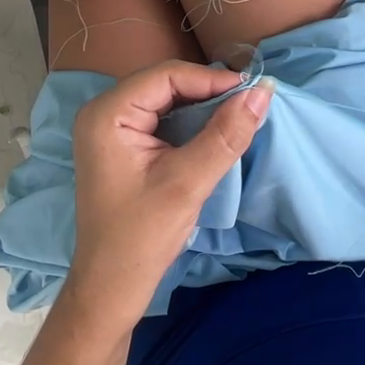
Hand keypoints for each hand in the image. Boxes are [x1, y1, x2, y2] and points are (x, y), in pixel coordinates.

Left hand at [65, 60, 272, 319]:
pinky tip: (214, 130)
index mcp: (107, 113)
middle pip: (162, 83)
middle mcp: (102, 112)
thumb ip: (225, 136)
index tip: (254, 91)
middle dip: (207, 90)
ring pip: (163, 100)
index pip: (165, 76)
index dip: (211, 79)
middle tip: (249, 102)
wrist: (109, 288)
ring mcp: (108, 128)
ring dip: (200, 105)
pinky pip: (158, 118)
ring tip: (238, 113)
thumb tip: (262, 95)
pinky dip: (187, 122)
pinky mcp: (119, 145)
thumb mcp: (187, 183)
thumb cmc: (142, 237)